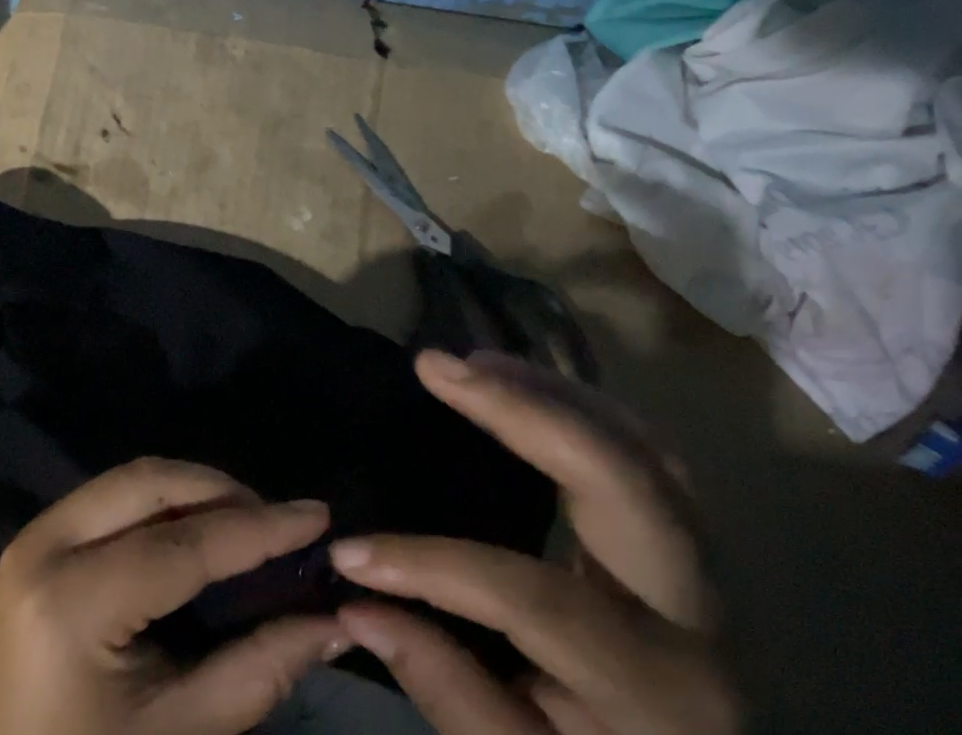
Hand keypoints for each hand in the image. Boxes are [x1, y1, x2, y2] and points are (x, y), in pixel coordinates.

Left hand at [0, 457, 349, 734]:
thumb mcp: (180, 728)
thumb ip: (258, 669)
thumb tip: (334, 621)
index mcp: (73, 601)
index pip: (180, 546)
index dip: (255, 529)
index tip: (317, 516)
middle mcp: (45, 546)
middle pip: (145, 484)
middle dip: (220, 490)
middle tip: (281, 521)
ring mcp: (33, 534)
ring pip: (126, 480)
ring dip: (192, 490)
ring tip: (249, 522)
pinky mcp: (35, 536)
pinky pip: (109, 496)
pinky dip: (162, 502)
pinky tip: (200, 528)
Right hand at [329, 351, 738, 734]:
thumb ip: (448, 690)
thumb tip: (357, 604)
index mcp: (656, 682)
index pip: (533, 599)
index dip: (432, 568)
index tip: (348, 553)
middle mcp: (697, 609)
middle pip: (625, 485)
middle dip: (526, 413)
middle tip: (435, 366)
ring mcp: (705, 565)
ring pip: (647, 449)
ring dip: (554, 394)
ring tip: (472, 363)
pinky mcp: (688, 541)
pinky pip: (647, 455)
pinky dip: (582, 409)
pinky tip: (523, 389)